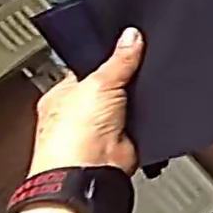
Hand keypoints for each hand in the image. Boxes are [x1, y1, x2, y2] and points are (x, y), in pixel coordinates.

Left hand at [29, 27, 143, 174]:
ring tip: (142, 93)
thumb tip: (131, 36)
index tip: (127, 41)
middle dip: (126, 77)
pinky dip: (149, 117)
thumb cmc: (70, 140)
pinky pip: (143, 120)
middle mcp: (82, 112)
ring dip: (137, 100)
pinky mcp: (125, 140)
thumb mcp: (98, 83)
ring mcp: (104, 127)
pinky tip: (149, 111)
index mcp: (63, 94)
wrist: (89, 176)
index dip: (108, 54)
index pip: (88, 66)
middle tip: (138, 66)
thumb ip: (118, 60)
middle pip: (112, 83)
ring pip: (130, 102)